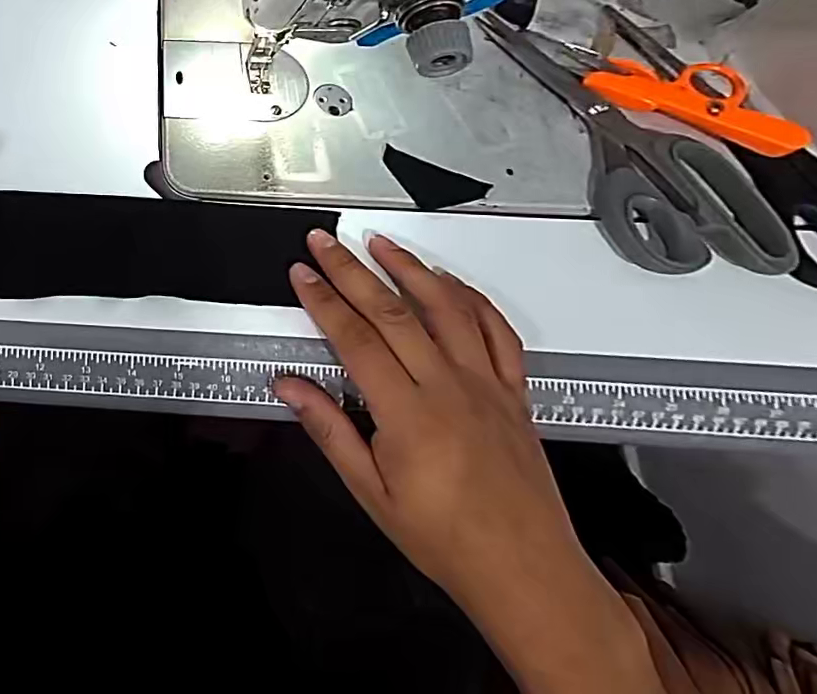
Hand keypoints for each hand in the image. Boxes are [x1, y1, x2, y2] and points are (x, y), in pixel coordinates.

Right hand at [275, 230, 659, 693]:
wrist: (526, 574)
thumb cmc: (447, 539)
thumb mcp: (370, 492)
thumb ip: (328, 428)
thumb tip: (290, 387)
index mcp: (409, 416)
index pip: (355, 339)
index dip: (324, 300)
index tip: (303, 274)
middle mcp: (449, 389)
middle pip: (392, 312)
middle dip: (351, 269)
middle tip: (325, 242)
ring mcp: (486, 385)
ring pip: (446, 308)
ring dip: (410, 268)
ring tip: (380, 243)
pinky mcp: (513, 391)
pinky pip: (496, 331)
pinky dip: (470, 297)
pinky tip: (447, 281)